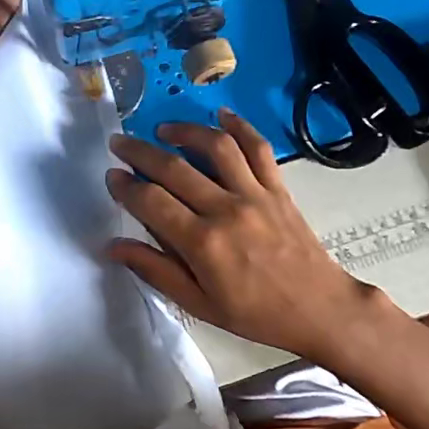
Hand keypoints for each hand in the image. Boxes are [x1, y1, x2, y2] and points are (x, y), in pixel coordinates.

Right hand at [105, 110, 396, 361]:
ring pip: (216, 147)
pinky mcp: (278, 187)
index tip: (111, 175)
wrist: (317, 307)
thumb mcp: (199, 304)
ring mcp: (255, 194)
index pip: (151, 202)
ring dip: (186, 131)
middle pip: (174, 168)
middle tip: (120, 143)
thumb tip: (113, 246)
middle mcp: (226, 209)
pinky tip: (222, 114)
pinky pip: (258, 148)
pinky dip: (240, 127)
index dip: (125, 186)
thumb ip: (156, 271)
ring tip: (163, 129)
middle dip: (140, 151)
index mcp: (202, 243)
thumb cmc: (255, 313)